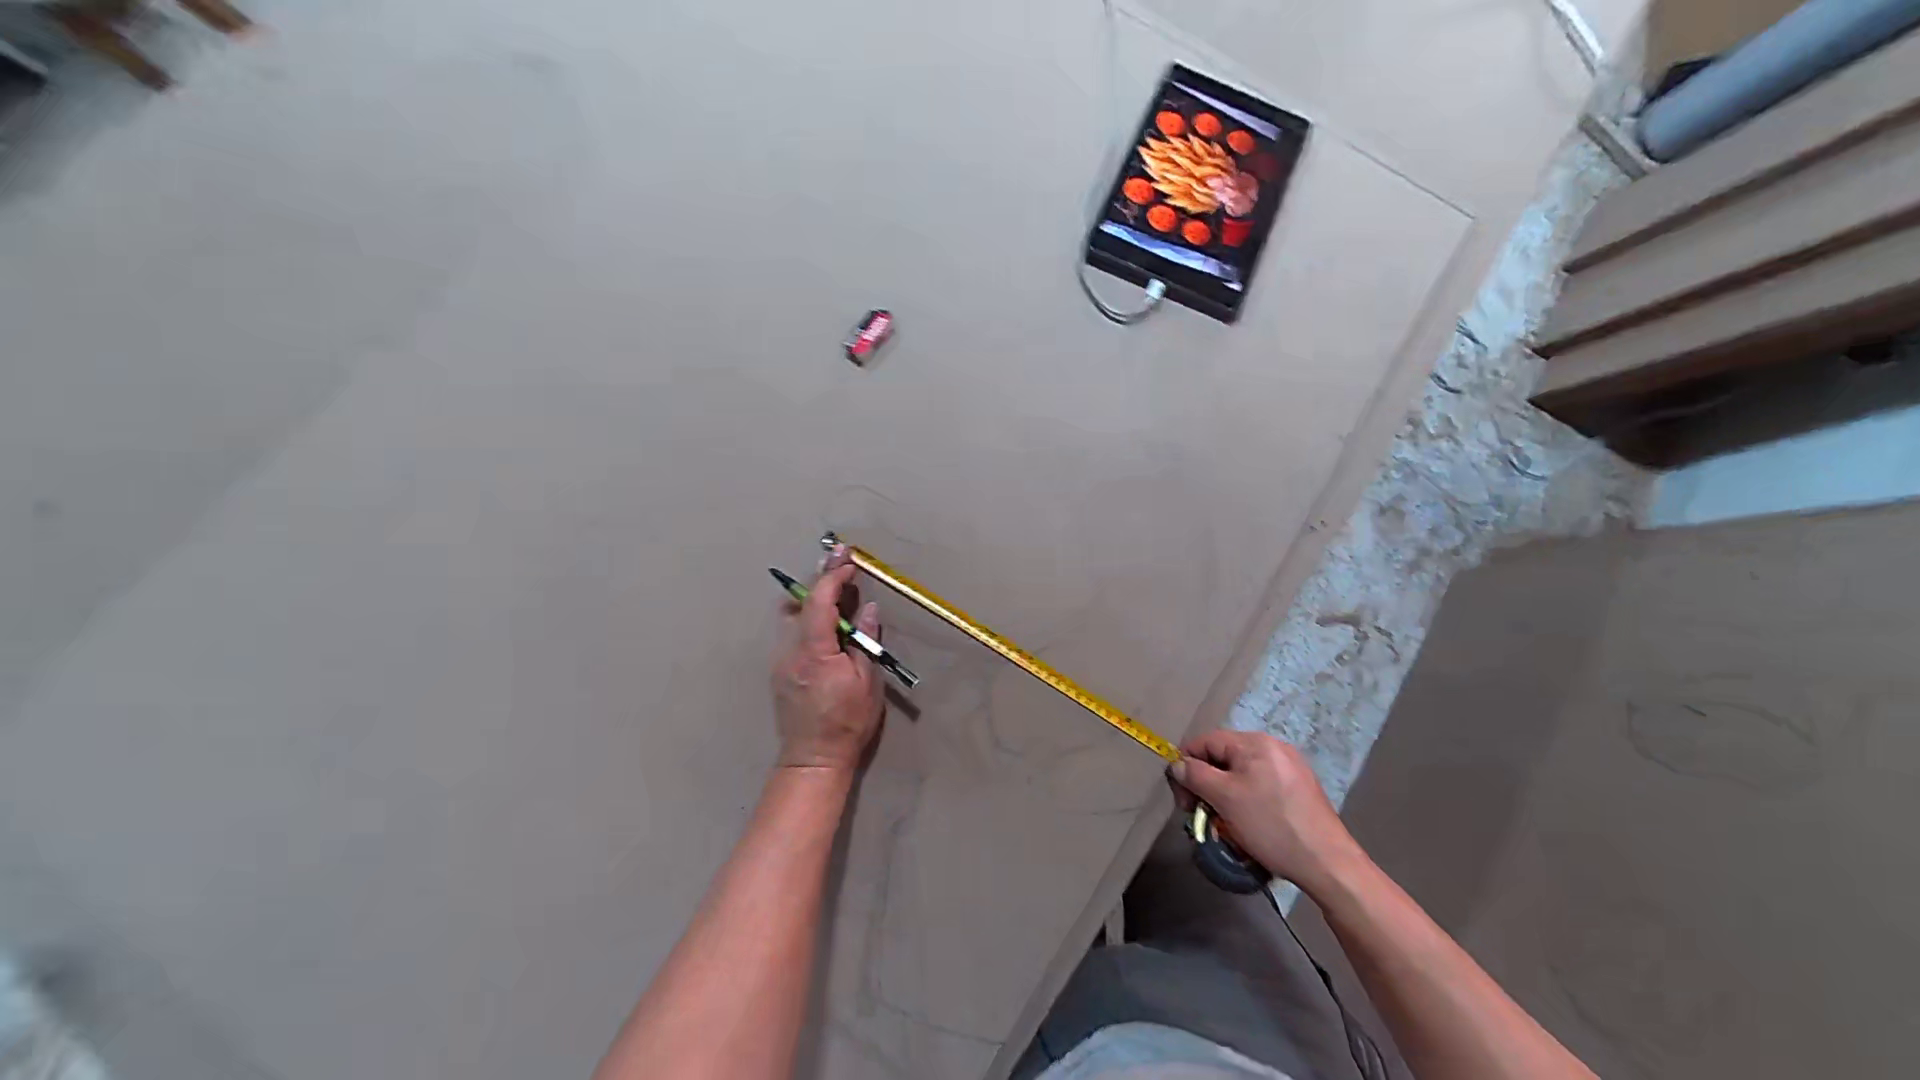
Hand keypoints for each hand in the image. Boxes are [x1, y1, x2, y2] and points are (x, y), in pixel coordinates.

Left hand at [770, 546, 884, 773]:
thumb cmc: (847, 722)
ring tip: (835, 585)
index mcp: (814, 652)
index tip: (848, 561)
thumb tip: (867, 609)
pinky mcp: (779, 670)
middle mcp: (790, 651)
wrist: (813, 758)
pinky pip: (792, 633)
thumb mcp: (867, 682)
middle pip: (800, 602)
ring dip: (814, 597)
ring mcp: (781, 660)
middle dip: (821, 578)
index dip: (833, 577)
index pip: (819, 602)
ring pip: (793, 616)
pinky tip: (825, 620)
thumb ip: (864, 640)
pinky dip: (808, 617)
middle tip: (839, 558)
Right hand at [1169, 731, 1366, 897]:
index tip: (1184, 800)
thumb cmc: (1271, 825)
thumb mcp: (1225, 798)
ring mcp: (1289, 768)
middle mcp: (1272, 747)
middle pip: (1222, 758)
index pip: (1204, 742)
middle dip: (1205, 785)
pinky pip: (1259, 787)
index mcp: (1254, 742)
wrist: (1328, 863)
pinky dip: (1245, 802)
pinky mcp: (1299, 789)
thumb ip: (1195, 775)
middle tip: (1201, 814)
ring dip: (1224, 797)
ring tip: (1225, 824)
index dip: (1185, 766)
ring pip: (1239, 775)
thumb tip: (1177, 764)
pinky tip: (1248, 825)